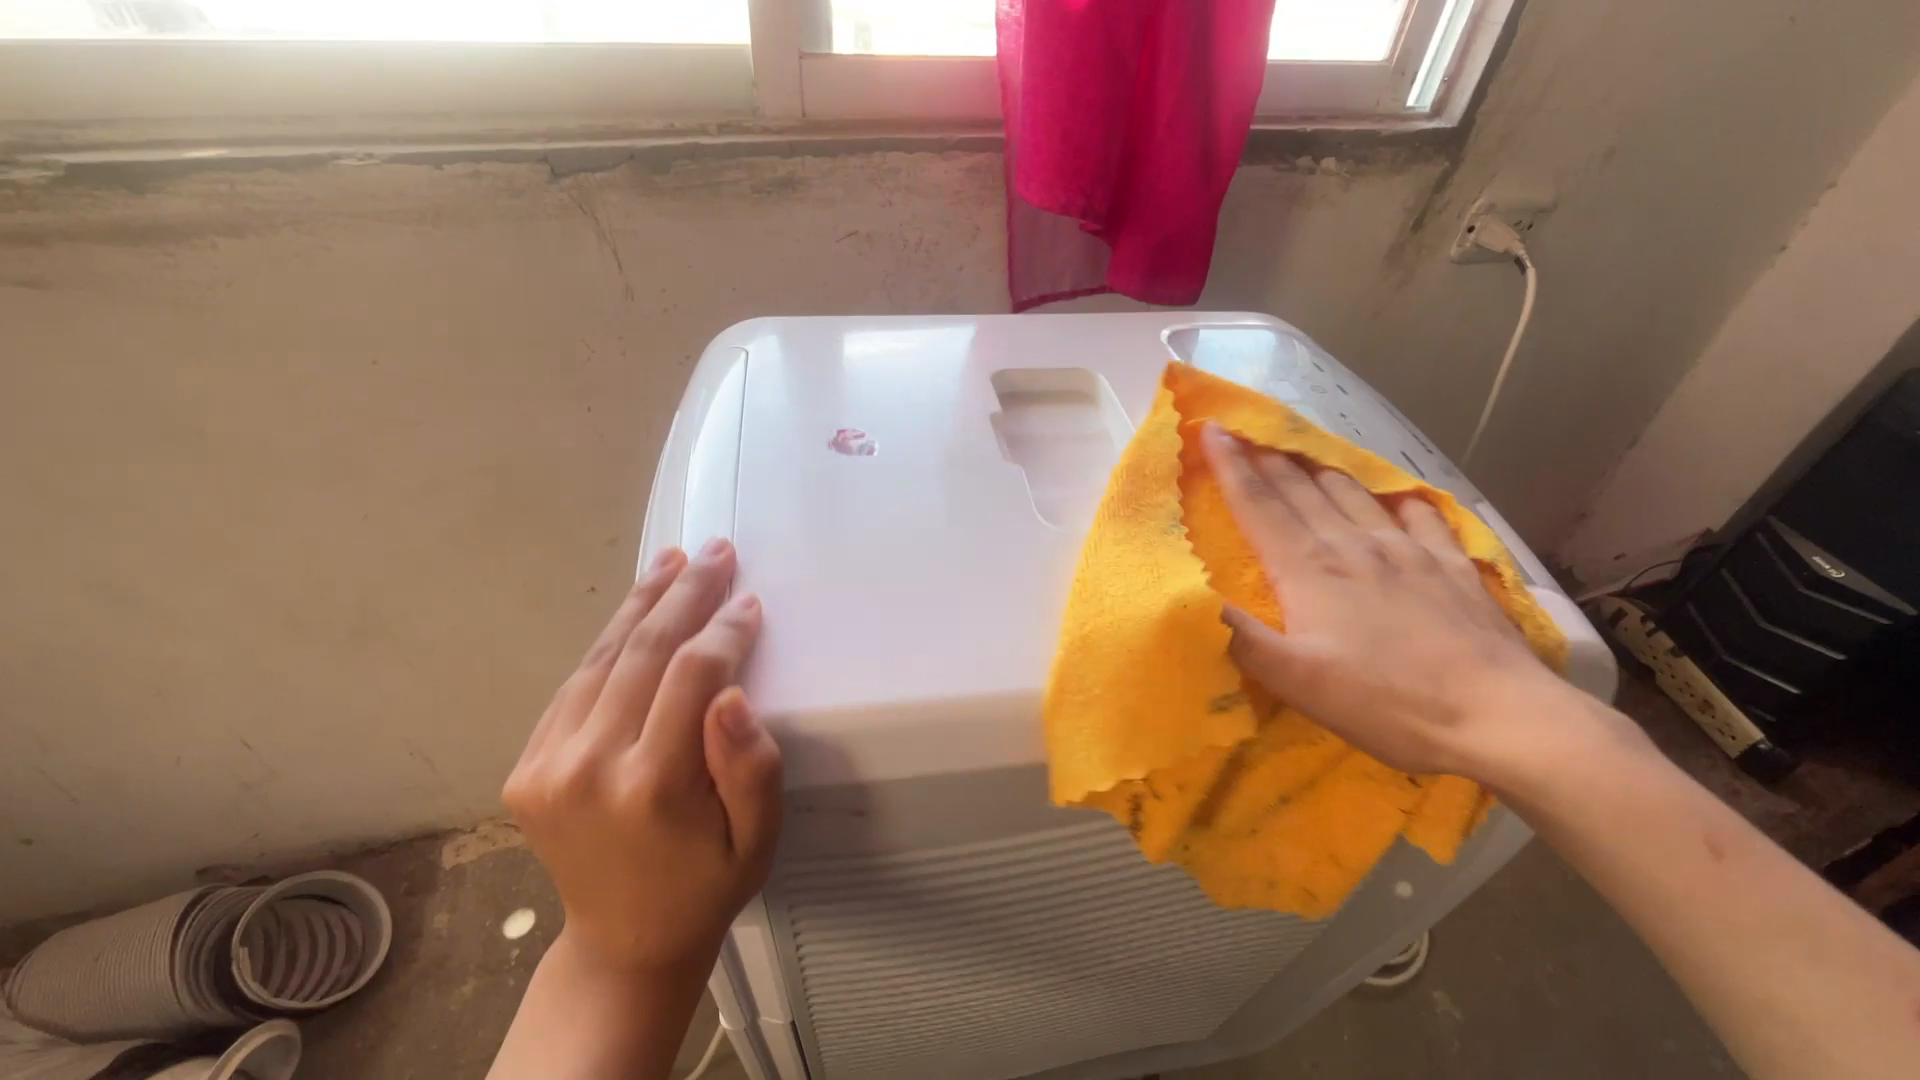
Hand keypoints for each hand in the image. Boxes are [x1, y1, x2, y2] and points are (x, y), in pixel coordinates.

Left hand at [503, 538, 781, 981]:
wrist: (623, 938)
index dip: (724, 631)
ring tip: (674, 560)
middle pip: (643, 653)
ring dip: (642, 603)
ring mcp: (548, 764)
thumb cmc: (705, 885)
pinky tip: (635, 613)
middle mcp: (590, 766)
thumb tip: (731, 693)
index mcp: (654, 787)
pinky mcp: (527, 765)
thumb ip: (751, 769)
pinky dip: (610, 640)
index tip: (749, 601)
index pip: (692, 677)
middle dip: (686, 594)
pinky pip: (576, 683)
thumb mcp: (756, 840)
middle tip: (716, 552)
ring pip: (603, 657)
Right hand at [1201, 423, 1585, 781]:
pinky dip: (1399, 501)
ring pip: (1353, 494)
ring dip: (1320, 470)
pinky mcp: (1452, 567)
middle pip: (1300, 491)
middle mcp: (1353, 546)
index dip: (1230, 466)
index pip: (1258, 505)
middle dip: (1266, 459)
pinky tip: (1399, 498)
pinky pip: (1420, 517)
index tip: (1210, 428)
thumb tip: (1188, 597)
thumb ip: (1239, 636)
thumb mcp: (1295, 681)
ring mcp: (1408, 552)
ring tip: (1303, 455)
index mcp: (1309, 570)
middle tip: (1244, 433)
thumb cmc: (1386, 701)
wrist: (1498, 714)